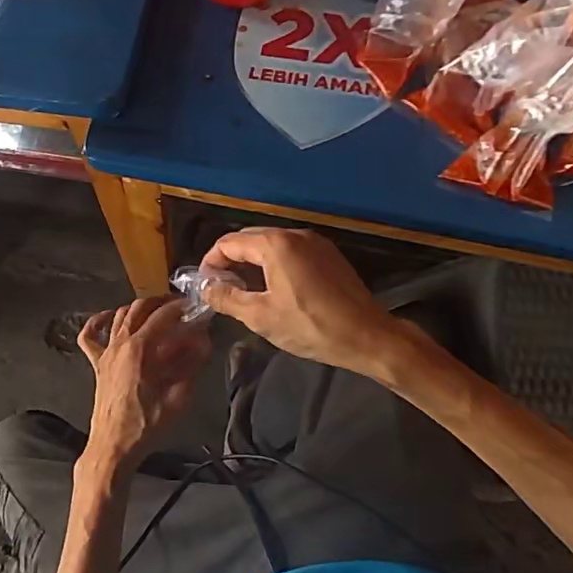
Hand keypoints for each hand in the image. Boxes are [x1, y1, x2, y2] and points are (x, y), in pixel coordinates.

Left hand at [77, 296, 209, 475]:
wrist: (115, 445)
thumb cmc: (147, 424)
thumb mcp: (178, 396)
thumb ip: (191, 364)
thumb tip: (203, 341)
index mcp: (140, 348)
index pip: (163, 316)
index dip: (181, 307)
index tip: (194, 306)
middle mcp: (120, 344)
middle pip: (139, 308)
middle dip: (160, 302)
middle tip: (178, 305)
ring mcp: (105, 352)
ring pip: (118, 316)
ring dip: (137, 308)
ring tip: (155, 309)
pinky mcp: (96, 364)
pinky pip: (89, 336)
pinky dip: (97, 322)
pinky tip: (107, 317)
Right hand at [199, 228, 427, 377]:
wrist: (369, 337)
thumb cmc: (311, 326)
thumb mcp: (260, 316)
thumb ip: (226, 298)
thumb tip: (204, 288)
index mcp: (276, 244)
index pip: (228, 242)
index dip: (211, 261)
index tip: (204, 284)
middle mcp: (295, 235)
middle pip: (249, 239)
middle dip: (229, 260)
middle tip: (219, 288)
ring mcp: (315, 243)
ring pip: (270, 245)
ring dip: (251, 263)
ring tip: (242, 290)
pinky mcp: (328, 255)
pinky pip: (290, 252)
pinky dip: (273, 264)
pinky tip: (271, 288)